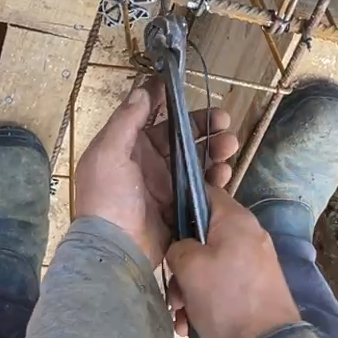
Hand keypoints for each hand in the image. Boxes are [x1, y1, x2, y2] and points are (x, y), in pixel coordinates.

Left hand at [72, 79, 239, 266]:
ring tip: (229, 146)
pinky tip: (224, 173)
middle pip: (181, 136)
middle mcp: (148, 162)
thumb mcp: (108, 154)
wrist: (117, 250)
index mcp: (127, 146)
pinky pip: (203, 186)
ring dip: (214, 149)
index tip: (186, 88)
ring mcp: (166, 184)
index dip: (167, 100)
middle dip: (204, 126)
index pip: (150, 115)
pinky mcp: (181, 205)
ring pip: (196, 158)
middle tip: (224, 120)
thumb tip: (141, 91)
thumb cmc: (108, 198)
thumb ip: (126, 121)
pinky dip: (216, 177)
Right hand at [167, 183, 301, 337]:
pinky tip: (192, 324)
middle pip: (203, 235)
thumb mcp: (189, 268)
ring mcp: (254, 261)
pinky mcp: (256, 286)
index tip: (165, 227)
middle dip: (182, 264)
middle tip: (174, 290)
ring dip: (189, 288)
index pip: (205, 192)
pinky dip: (206, 300)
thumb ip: (178, 247)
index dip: (180, 204)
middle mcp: (249, 234)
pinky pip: (223, 283)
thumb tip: (182, 249)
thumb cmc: (227, 298)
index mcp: (236, 219)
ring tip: (182, 315)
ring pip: (210, 264)